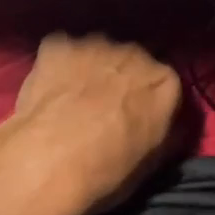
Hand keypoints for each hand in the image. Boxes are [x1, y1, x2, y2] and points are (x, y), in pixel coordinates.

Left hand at [0, 33, 180, 214]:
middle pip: (130, 61)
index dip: (147, 101)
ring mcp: (94, 43)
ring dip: (89, 68)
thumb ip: (162, 133)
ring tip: (70, 99)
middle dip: (119, 79)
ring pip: (95, 52)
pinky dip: (57, 65)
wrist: (49, 160)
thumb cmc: (105, 172)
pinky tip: (48, 91)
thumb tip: (166, 125)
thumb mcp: (149, 163)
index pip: (164, 83)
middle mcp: (134, 52)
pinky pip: (62, 50)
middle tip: (100, 108)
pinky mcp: (58, 41)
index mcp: (165, 81)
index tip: (135, 118)